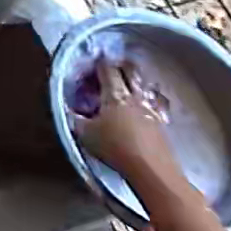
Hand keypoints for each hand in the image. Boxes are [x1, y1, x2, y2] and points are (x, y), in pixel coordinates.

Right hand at [76, 56, 181, 191]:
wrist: (152, 170)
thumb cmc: (114, 146)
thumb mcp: (85, 133)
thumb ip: (75, 119)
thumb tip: (68, 110)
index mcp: (114, 94)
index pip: (107, 70)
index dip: (100, 63)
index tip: (93, 60)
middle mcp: (135, 97)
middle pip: (131, 73)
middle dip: (122, 66)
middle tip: (113, 65)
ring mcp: (151, 110)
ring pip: (145, 88)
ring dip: (138, 83)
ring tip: (131, 84)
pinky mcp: (162, 125)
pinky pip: (154, 104)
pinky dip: (147, 101)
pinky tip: (144, 108)